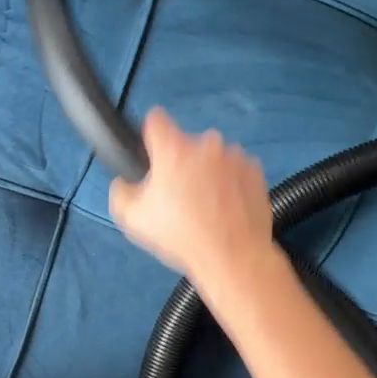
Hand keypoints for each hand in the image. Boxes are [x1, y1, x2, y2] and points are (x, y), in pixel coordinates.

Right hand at [109, 108, 278, 282]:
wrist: (233, 257)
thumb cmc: (180, 236)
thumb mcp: (132, 219)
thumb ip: (120, 191)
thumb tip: (126, 182)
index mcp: (173, 150)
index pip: (155, 120)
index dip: (149, 137)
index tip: (150, 156)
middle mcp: (206, 144)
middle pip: (185, 145)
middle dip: (179, 164)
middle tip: (177, 196)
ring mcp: (235, 156)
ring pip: (211, 158)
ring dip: (206, 173)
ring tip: (205, 207)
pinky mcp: (256, 171)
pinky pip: (235, 170)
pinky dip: (229, 183)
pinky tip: (225, 209)